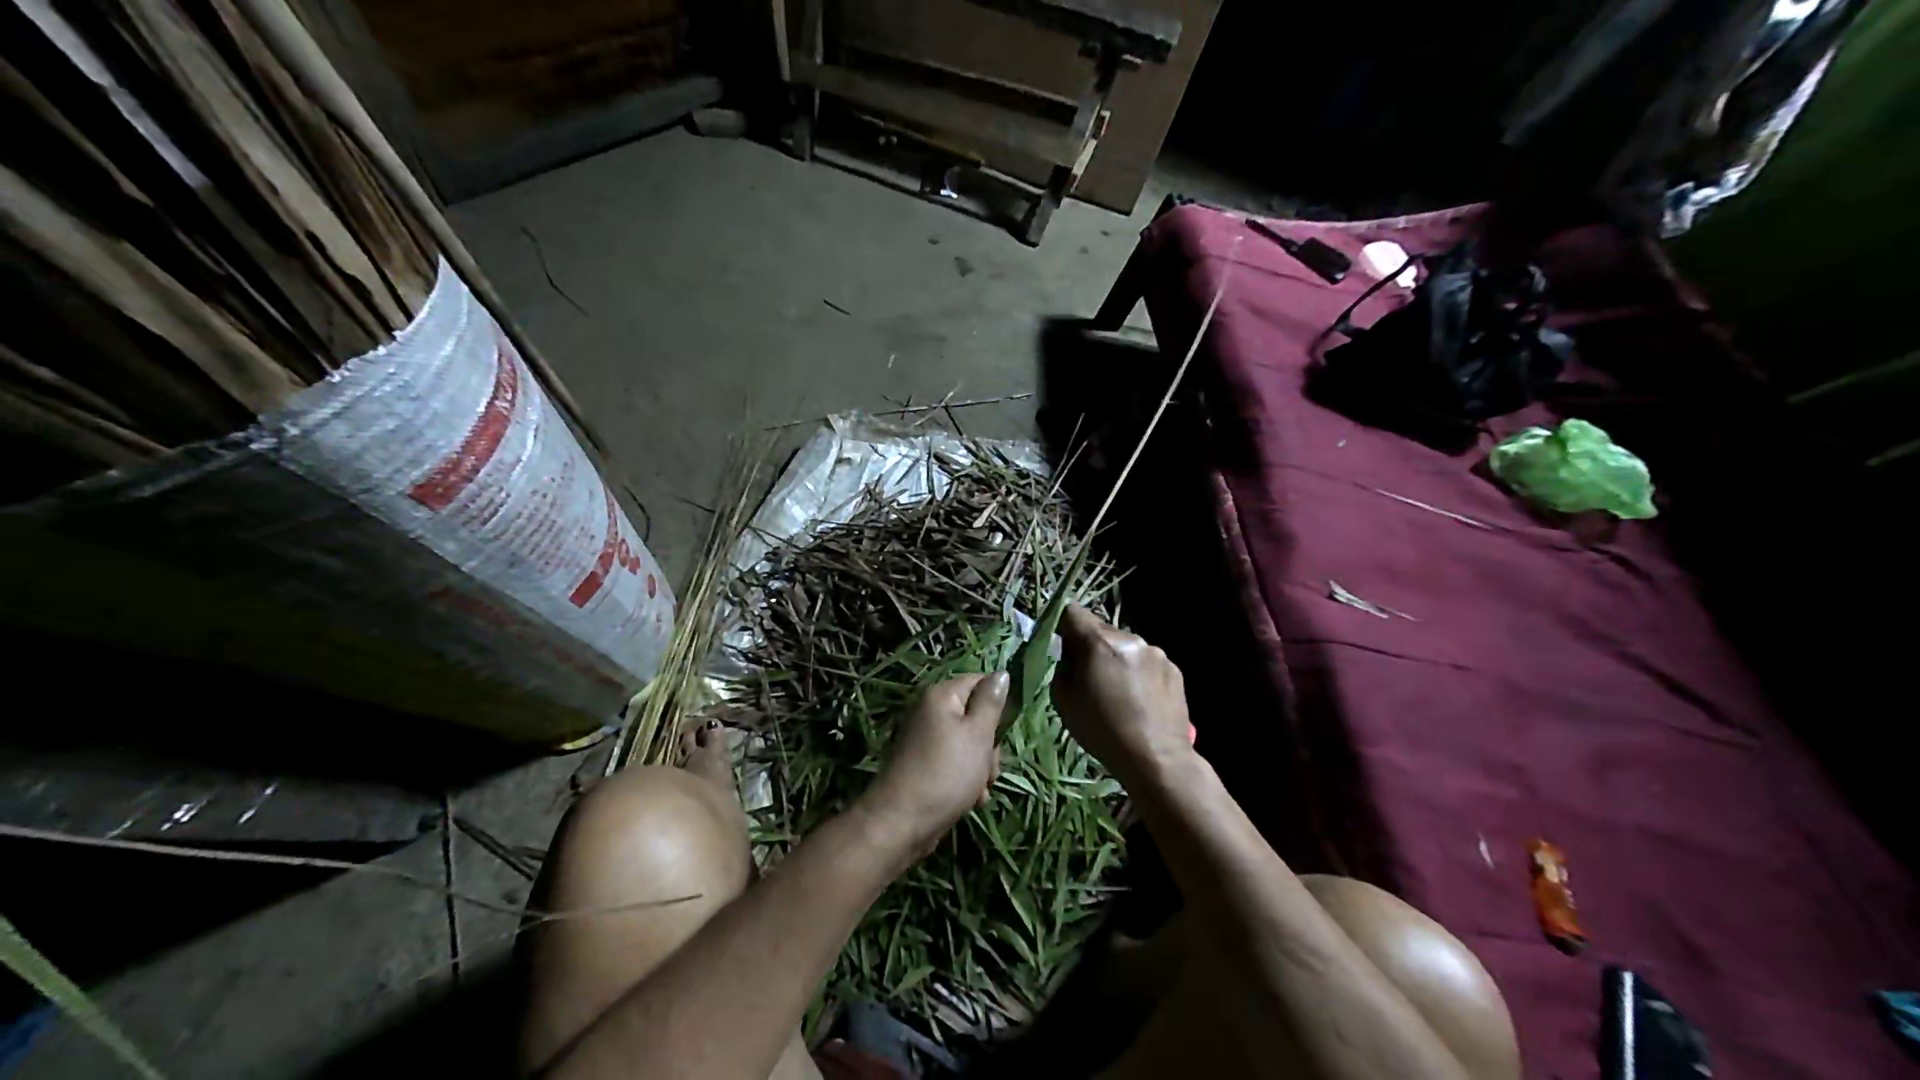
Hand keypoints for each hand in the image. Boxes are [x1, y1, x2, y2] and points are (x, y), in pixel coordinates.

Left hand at [861, 672, 1006, 858]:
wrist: (902, 821)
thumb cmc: (947, 772)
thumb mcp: (978, 735)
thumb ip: (991, 702)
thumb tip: (1002, 673)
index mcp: (941, 696)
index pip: (979, 682)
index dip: (997, 703)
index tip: (1006, 729)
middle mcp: (930, 712)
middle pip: (975, 716)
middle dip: (990, 744)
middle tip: (990, 767)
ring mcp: (925, 739)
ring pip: (969, 743)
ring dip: (981, 766)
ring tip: (981, 789)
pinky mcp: (925, 764)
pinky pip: (955, 762)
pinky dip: (967, 778)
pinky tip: (973, 799)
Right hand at [1054, 605, 1193, 788]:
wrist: (1157, 759)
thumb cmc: (1102, 731)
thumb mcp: (1064, 700)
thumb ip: (1064, 666)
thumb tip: (1071, 653)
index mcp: (1099, 642)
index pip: (1073, 612)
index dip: (1063, 625)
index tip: (1062, 644)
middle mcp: (1130, 638)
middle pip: (1101, 631)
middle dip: (1092, 647)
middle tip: (1090, 677)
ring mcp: (1156, 652)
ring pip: (1126, 647)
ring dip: (1117, 660)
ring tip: (1119, 693)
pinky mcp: (1174, 669)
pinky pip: (1146, 662)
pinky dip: (1138, 674)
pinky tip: (1140, 700)